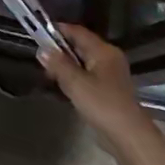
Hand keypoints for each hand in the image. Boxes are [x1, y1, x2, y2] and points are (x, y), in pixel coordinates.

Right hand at [39, 24, 150, 143]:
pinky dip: (73, 76)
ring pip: (82, 62)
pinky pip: (86, 75)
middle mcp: (109, 58)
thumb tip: (42, 50)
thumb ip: (58, 64)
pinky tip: (61, 85)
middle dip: (60, 49)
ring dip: (65, 64)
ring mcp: (109, 74)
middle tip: (39, 56)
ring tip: (47, 72)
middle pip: (81, 46)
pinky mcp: (107, 89)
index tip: (38, 31)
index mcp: (104, 51)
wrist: (126, 133)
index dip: (59, 30)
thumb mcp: (75, 82)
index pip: (78, 32)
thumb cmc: (101, 104)